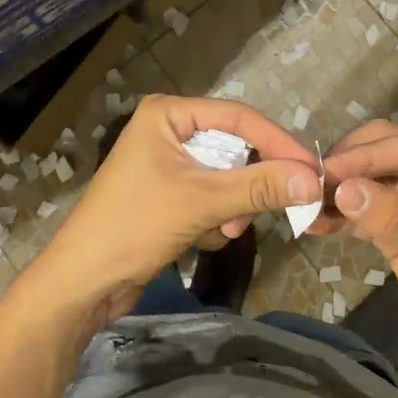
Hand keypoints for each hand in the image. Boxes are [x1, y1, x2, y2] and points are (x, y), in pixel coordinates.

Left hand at [38, 95, 321, 309]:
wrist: (82, 284)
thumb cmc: (134, 226)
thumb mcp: (202, 202)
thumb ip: (259, 187)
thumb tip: (314, 180)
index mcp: (169, 113)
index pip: (238, 117)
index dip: (278, 143)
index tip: (313, 170)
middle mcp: (169, 130)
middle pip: (235, 147)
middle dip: (250, 183)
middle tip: (282, 205)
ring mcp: (168, 164)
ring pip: (227, 177)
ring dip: (232, 207)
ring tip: (223, 230)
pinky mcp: (169, 196)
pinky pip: (212, 197)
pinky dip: (215, 219)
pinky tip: (201, 239)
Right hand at [316, 122, 397, 383]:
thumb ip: (397, 222)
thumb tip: (344, 188)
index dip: (360, 156)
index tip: (321, 172)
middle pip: (382, 152)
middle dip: (347, 164)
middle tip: (309, 184)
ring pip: (370, 179)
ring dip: (339, 189)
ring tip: (303, 204)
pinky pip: (366, 210)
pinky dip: (342, 215)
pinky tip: (314, 225)